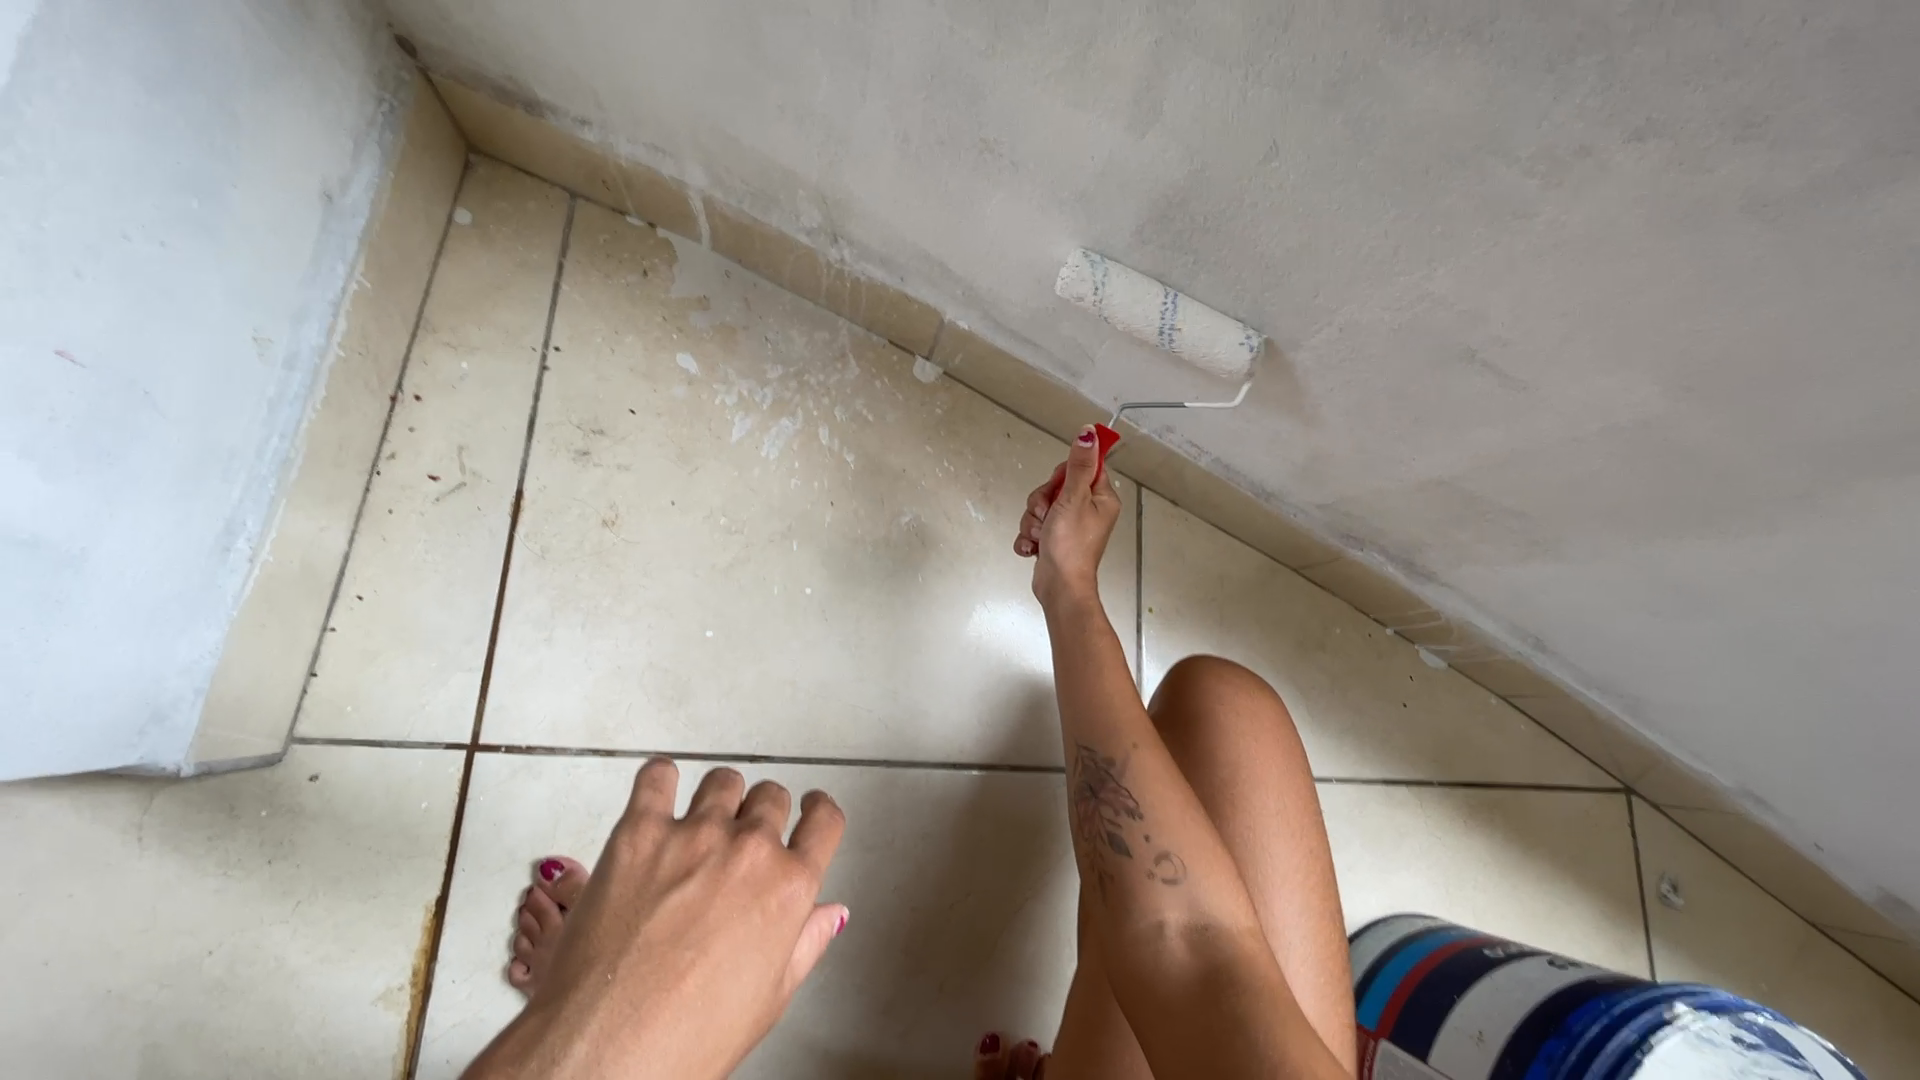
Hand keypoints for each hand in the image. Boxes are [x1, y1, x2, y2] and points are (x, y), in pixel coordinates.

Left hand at [474, 759, 847, 1079]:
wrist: (606, 1051)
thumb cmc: (689, 1040)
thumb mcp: (769, 1000)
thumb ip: (806, 944)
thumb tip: (832, 913)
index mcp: (790, 888)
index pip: (825, 821)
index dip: (820, 811)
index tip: (810, 809)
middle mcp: (751, 850)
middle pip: (771, 796)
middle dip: (762, 812)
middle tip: (742, 836)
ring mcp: (695, 834)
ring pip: (723, 781)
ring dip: (719, 797)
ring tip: (701, 819)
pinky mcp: (640, 831)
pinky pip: (658, 776)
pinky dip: (661, 778)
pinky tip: (660, 793)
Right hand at [1014, 425, 1122, 608]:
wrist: (1059, 587)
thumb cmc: (1070, 545)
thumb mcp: (1073, 498)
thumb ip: (1078, 465)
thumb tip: (1089, 433)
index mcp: (1101, 498)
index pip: (1083, 467)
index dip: (1064, 474)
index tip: (1059, 487)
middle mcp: (1087, 511)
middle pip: (1055, 487)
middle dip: (1041, 502)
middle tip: (1047, 515)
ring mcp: (1068, 526)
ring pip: (1040, 507)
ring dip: (1033, 521)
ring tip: (1041, 536)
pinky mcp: (1052, 541)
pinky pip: (1033, 528)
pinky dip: (1029, 538)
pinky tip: (1034, 548)